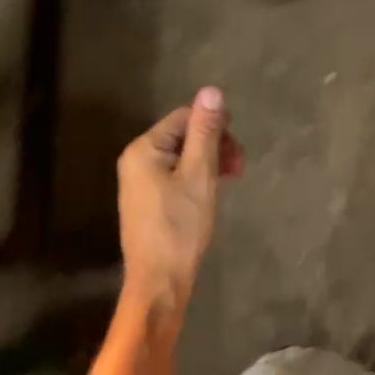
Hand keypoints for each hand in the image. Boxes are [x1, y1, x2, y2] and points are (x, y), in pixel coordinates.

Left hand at [117, 87, 244, 314]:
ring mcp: (139, 182)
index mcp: (144, 149)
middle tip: (239, 169)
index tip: (238, 151)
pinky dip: (197, 177)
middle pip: (184, 135)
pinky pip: (176, 174)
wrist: (160, 283)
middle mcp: (136, 160)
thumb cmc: (181, 226)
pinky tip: (211, 193)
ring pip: (183, 156)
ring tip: (230, 181)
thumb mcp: (200, 174)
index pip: (186, 116)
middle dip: (215, 145)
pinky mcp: (147, 201)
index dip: (216, 126)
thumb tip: (211, 90)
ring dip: (210, 162)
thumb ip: (205, 131)